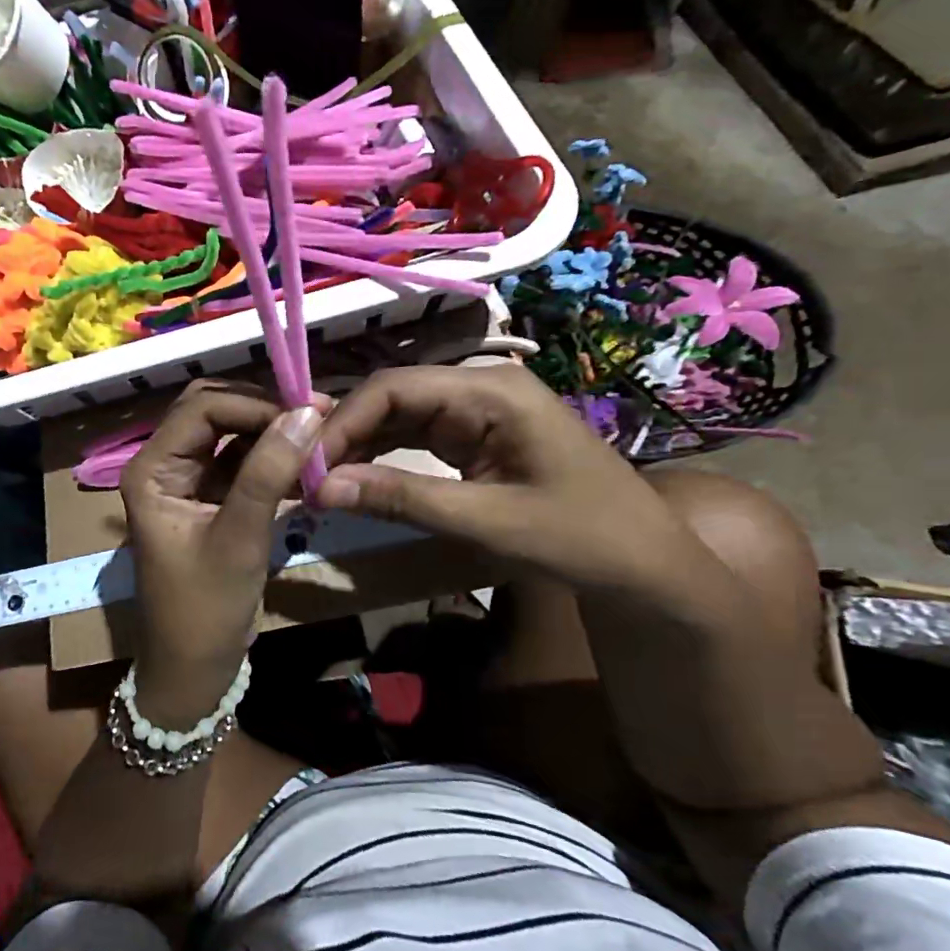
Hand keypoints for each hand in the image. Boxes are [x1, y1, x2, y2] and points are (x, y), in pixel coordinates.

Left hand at [120, 381, 323, 722]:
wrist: (193, 670)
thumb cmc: (205, 609)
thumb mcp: (239, 539)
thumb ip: (268, 473)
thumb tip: (307, 413)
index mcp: (153, 470)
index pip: (203, 408)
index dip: (254, 403)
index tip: (309, 413)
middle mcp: (165, 465)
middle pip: (213, 410)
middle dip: (262, 407)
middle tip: (317, 414)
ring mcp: (187, 481)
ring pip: (229, 432)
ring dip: (270, 429)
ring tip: (319, 432)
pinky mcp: (210, 499)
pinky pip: (241, 460)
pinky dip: (271, 456)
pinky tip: (306, 461)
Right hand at [311, 364, 715, 610]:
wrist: (643, 563)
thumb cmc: (579, 536)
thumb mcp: (486, 520)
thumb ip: (402, 498)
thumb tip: (322, 489)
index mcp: (491, 390)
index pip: (396, 388)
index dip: (344, 422)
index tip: (307, 466)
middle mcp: (481, 387)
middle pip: (395, 396)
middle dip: (347, 434)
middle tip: (306, 477)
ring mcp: (480, 410)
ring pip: (402, 415)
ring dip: (362, 446)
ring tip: (322, 481)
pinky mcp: (478, 435)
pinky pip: (419, 436)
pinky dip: (386, 457)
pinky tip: (358, 480)